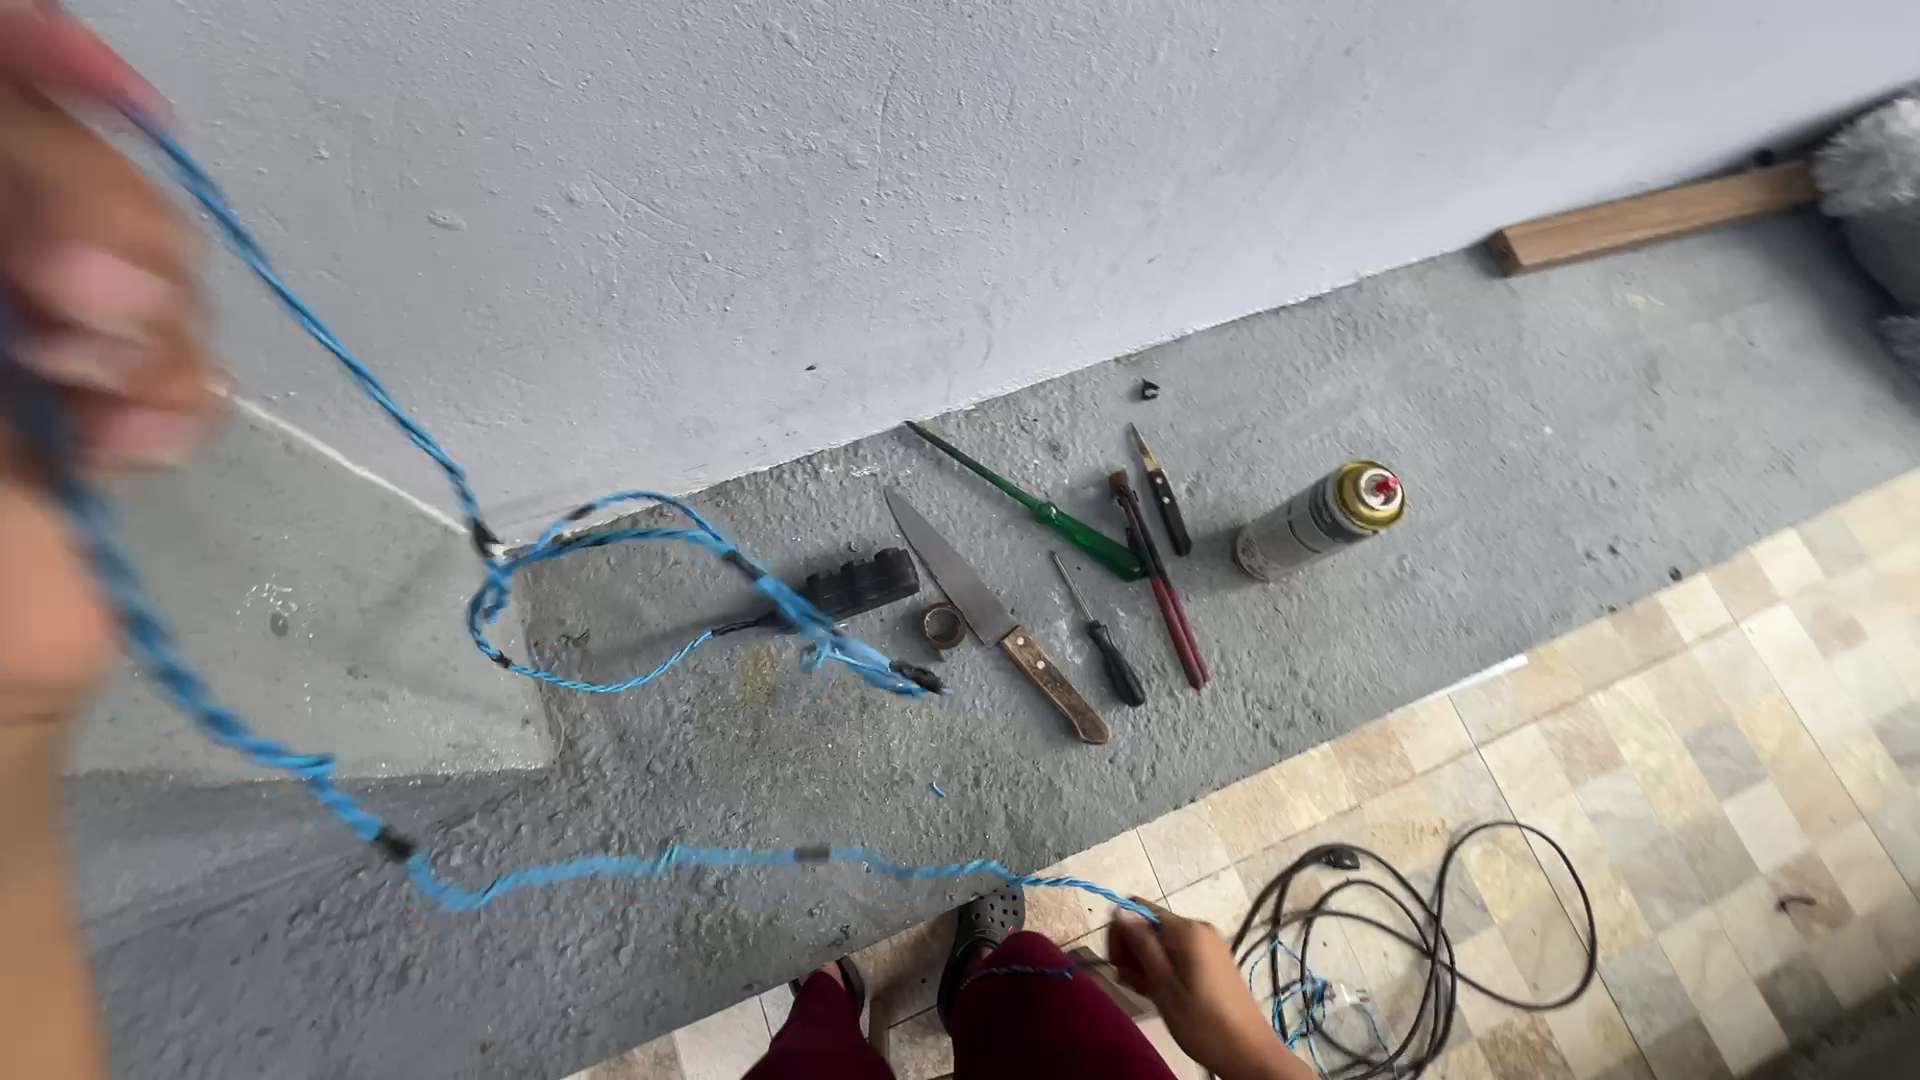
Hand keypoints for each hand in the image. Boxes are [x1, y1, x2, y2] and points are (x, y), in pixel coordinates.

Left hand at [0, 4, 213, 728]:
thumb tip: (60, 139)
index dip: (35, 54)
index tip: (112, 90)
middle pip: (72, 163)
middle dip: (108, 223)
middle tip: (85, 310)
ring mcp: (32, 330)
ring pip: (157, 265)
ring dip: (155, 331)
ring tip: (102, 401)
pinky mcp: (111, 401)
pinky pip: (196, 366)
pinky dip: (187, 403)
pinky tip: (133, 446)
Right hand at [1109, 901, 1306, 1079]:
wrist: (1250, 1054)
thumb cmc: (1203, 1022)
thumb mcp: (1164, 985)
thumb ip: (1141, 944)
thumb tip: (1119, 908)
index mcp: (1185, 929)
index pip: (1137, 909)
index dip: (1121, 933)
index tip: (1119, 966)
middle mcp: (1197, 927)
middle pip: (1149, 924)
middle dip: (1133, 951)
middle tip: (1133, 985)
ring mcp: (1208, 943)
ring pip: (1162, 941)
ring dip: (1146, 963)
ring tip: (1148, 994)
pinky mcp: (1213, 959)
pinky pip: (1178, 952)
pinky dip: (1164, 967)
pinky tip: (1163, 993)